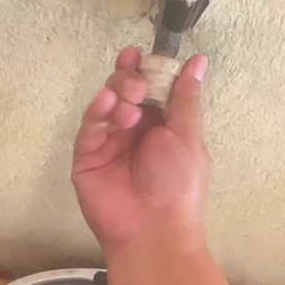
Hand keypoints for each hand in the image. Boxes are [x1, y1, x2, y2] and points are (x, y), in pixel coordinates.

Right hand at [71, 47, 209, 256]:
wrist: (154, 230)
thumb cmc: (178, 188)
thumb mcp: (188, 136)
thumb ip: (186, 97)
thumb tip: (198, 61)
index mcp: (161, 127)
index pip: (149, 88)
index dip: (145, 70)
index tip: (141, 54)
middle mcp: (133, 134)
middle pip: (124, 92)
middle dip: (129, 81)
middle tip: (138, 87)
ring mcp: (108, 146)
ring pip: (105, 106)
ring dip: (116, 97)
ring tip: (129, 105)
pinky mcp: (86, 159)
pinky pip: (87, 129)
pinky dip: (96, 113)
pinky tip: (106, 105)